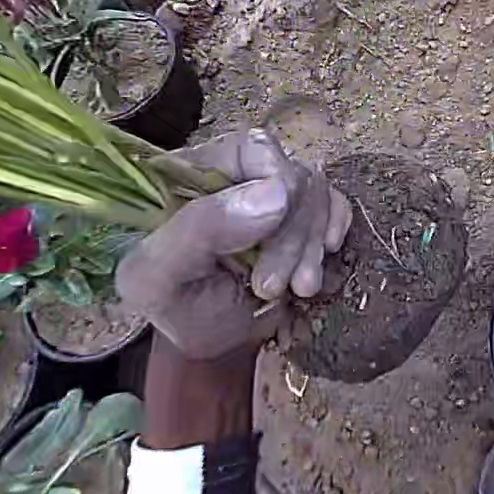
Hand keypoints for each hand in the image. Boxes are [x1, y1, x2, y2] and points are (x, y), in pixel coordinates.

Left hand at [117, 130, 350, 359]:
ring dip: (311, 245)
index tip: (270, 232)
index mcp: (194, 172)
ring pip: (315, 194)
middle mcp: (238, 175)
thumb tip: (276, 193)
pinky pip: (334, 206)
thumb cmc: (173, 308)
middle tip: (270, 287)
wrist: (206, 345)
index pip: (250, 148)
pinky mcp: (300, 219)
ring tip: (296, 289)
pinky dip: (334, 231)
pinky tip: (321, 262)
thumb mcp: (159, 276)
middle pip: (291, 175)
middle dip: (290, 235)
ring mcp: (273, 196)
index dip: (275, 180)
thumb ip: (201, 229)